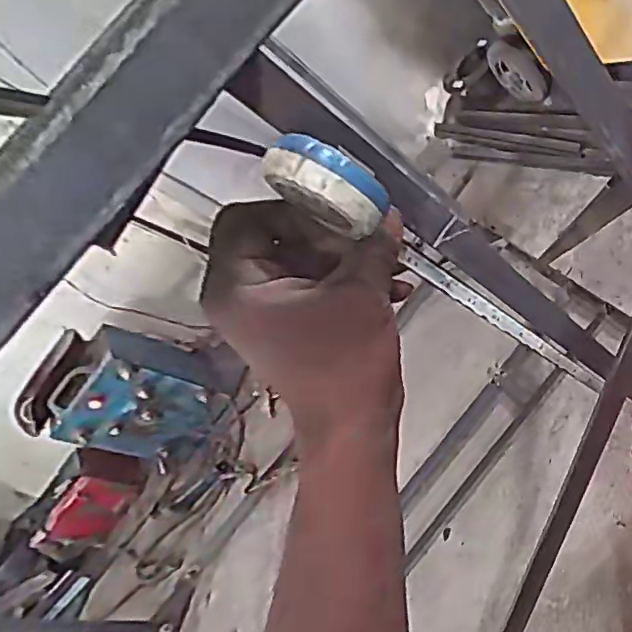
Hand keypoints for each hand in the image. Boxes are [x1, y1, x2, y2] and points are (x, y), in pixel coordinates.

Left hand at [201, 200, 412, 449]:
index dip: (294, 208)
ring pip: (307, 264)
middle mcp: (243, 296)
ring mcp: (270, 314)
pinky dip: (353, 283)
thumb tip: (388, 215)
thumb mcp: (361, 294)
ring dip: (352, 259)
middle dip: (333, 235)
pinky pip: (320, 289)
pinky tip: (395, 286)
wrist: (354, 423)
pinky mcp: (298, 328)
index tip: (341, 213)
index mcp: (236, 285)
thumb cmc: (345, 360)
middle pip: (280, 239)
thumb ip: (372, 248)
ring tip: (394, 262)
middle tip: (373, 236)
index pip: (247, 219)